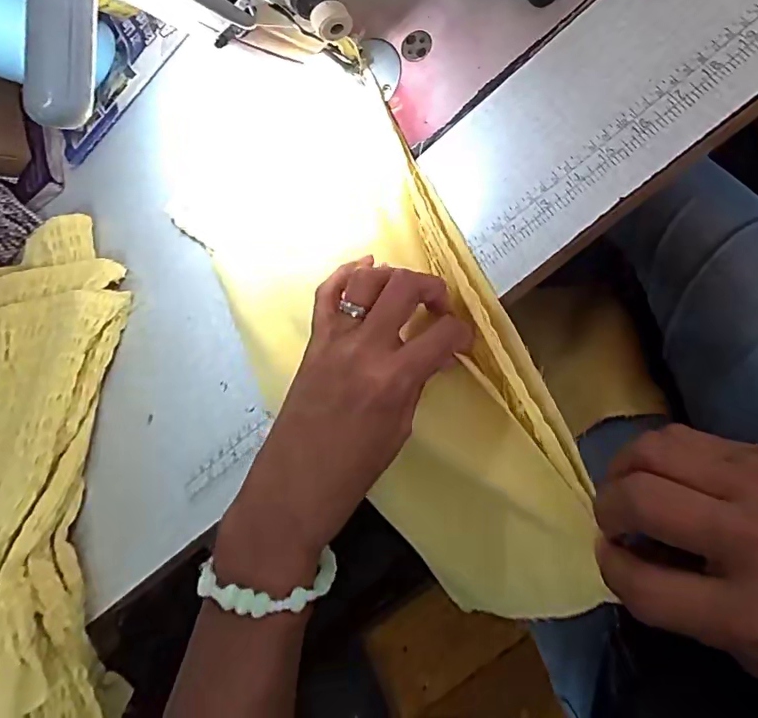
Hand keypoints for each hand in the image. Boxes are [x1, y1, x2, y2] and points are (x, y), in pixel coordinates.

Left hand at [215, 258, 471, 594]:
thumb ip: (419, 381)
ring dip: (394, 275)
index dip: (463, 332)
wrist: (292, 489)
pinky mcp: (314, 343)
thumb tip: (440, 354)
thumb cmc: (354, 470)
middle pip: (404, 287)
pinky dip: (347, 274)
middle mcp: (364, 350)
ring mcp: (334, 341)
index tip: (465, 339)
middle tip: (440, 305)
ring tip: (407, 289)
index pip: (442, 334)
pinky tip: (366, 267)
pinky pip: (327, 294)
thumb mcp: (400, 427)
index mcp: (392, 379)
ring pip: (365, 281)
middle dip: (432, 287)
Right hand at [594, 424, 757, 712]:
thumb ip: (690, 612)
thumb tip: (633, 559)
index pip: (647, 585)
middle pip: (643, 497)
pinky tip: (665, 471)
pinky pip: (691, 437)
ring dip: (626, 464)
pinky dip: (661, 451)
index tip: (607, 559)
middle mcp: (756, 539)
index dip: (612, 570)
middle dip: (607, 507)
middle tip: (609, 520)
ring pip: (658, 447)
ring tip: (625, 485)